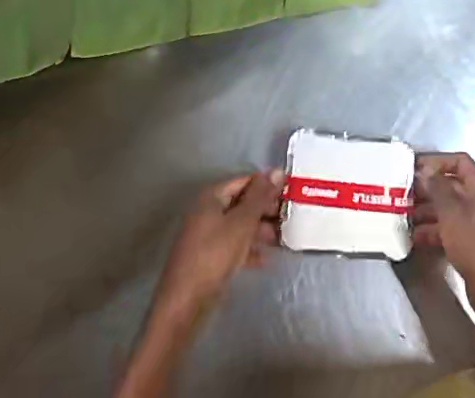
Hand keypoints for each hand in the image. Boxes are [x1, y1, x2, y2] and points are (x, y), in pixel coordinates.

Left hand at [152, 171, 283, 320]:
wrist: (185, 304)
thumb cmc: (214, 255)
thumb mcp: (242, 223)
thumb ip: (260, 197)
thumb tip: (278, 170)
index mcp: (211, 197)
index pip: (244, 181)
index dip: (267, 186)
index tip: (290, 195)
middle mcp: (207, 211)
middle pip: (241, 203)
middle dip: (265, 210)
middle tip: (289, 219)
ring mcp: (206, 236)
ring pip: (238, 226)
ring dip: (259, 231)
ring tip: (282, 240)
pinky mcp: (208, 258)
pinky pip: (233, 246)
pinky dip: (248, 249)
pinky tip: (265, 260)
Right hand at [413, 152, 474, 316]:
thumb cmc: (472, 242)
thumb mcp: (450, 211)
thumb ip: (437, 187)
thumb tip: (426, 171)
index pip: (460, 161)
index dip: (437, 160)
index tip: (416, 167)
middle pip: (452, 185)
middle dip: (427, 188)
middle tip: (404, 192)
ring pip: (449, 208)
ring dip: (427, 210)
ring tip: (404, 215)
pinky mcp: (473, 241)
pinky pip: (450, 227)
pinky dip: (433, 229)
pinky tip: (414, 237)